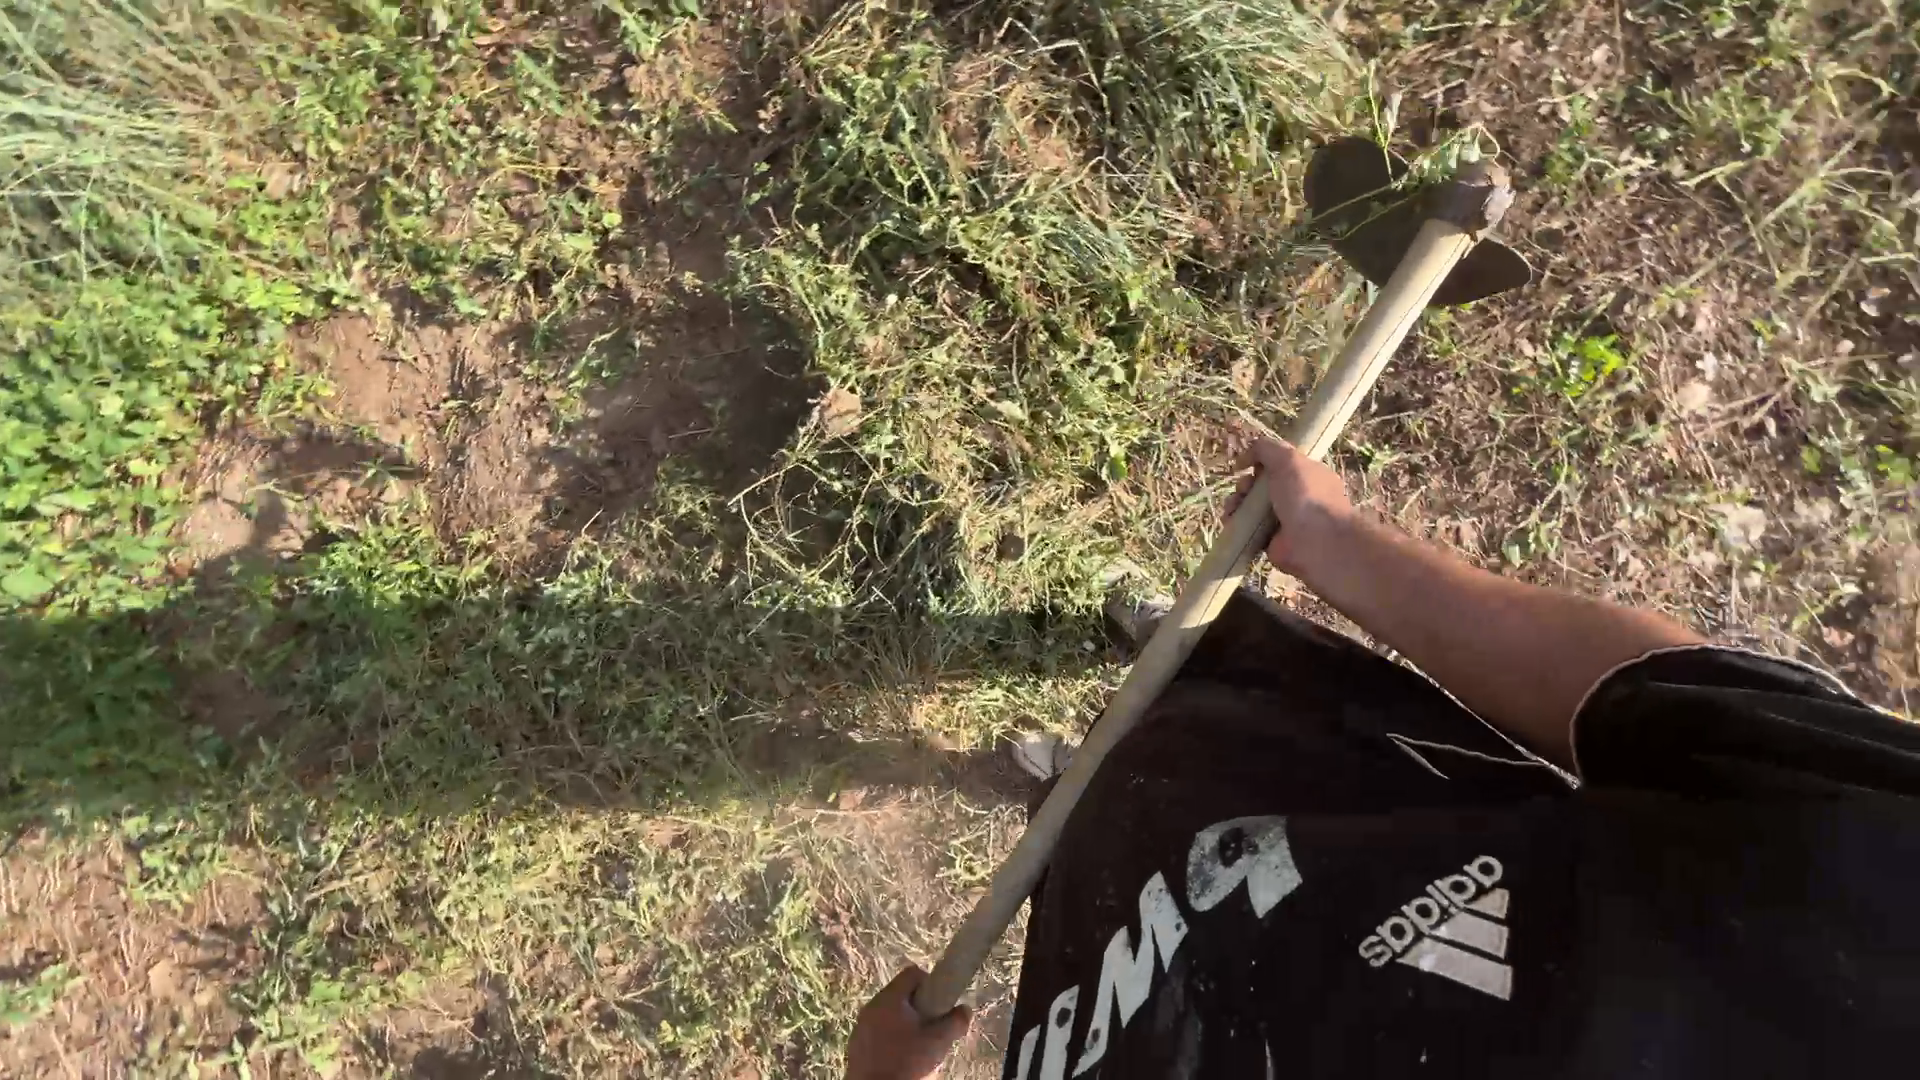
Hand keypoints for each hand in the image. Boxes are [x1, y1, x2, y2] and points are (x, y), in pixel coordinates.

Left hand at [846, 966, 971, 1079]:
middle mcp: (873, 1005)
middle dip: (918, 1008)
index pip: (913, 973)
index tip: (937, 1005)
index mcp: (890, 997)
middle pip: (901, 994)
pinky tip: (899, 1058)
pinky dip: (890, 1038)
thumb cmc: (905, 1063)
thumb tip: (965, 1009)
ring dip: (904, 1024)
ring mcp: (862, 1024)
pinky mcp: (856, 1043)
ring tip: (915, 1046)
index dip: (930, 984)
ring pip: (889, 1013)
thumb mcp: (937, 1043)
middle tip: (929, 1028)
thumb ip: (955, 1022)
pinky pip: (877, 1030)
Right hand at [1224, 436, 1354, 576]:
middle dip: (1245, 485)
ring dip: (1236, 503)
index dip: (1259, 463)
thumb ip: (1267, 448)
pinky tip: (1230, 520)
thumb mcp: (1288, 459)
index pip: (1278, 465)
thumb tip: (1246, 454)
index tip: (1245, 465)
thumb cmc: (1305, 495)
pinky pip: (1247, 527)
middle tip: (1243, 489)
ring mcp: (1283, 519)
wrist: (1315, 540)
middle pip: (1261, 485)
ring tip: (1232, 507)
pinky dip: (1235, 523)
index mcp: (1307, 475)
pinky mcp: (1269, 539)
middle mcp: (1296, 497)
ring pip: (1251, 506)